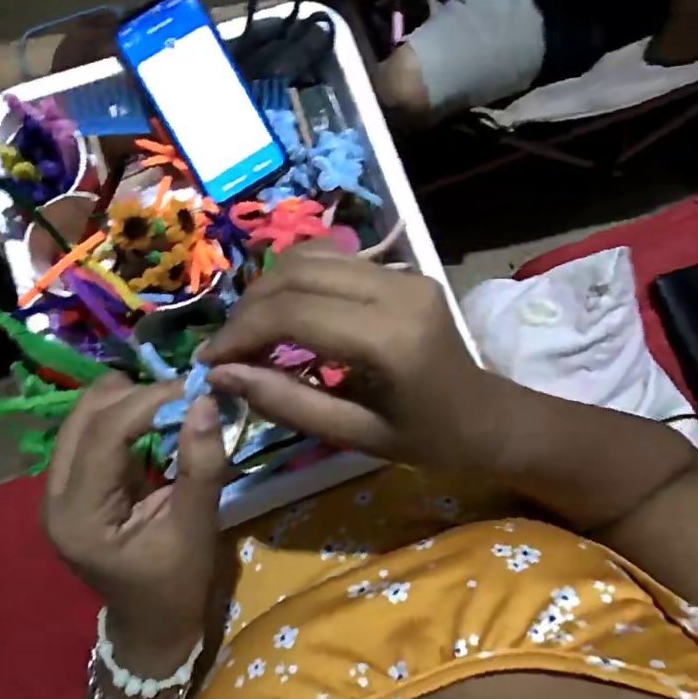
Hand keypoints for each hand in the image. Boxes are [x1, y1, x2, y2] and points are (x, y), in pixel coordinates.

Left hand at [44, 375, 226, 667]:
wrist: (151, 626)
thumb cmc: (175, 586)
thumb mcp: (196, 530)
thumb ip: (201, 467)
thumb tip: (207, 402)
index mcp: (77, 516)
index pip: (105, 433)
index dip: (151, 401)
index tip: (198, 388)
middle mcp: (54, 495)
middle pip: (86, 415)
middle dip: (138, 394)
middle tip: (188, 395)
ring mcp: (59, 488)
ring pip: (86, 416)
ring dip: (132, 400)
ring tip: (177, 405)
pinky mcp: (74, 483)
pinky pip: (95, 430)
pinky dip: (129, 415)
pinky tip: (161, 420)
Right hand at [198, 249, 515, 471]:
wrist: (487, 417)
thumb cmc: (428, 440)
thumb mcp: (355, 434)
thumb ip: (286, 402)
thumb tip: (221, 375)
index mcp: (391, 338)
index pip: (295, 313)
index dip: (242, 332)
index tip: (210, 360)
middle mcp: (398, 290)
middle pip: (298, 276)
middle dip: (249, 310)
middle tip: (227, 349)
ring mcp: (404, 273)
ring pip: (311, 258)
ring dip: (268, 290)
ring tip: (250, 332)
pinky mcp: (404, 269)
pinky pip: (334, 259)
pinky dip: (297, 280)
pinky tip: (284, 311)